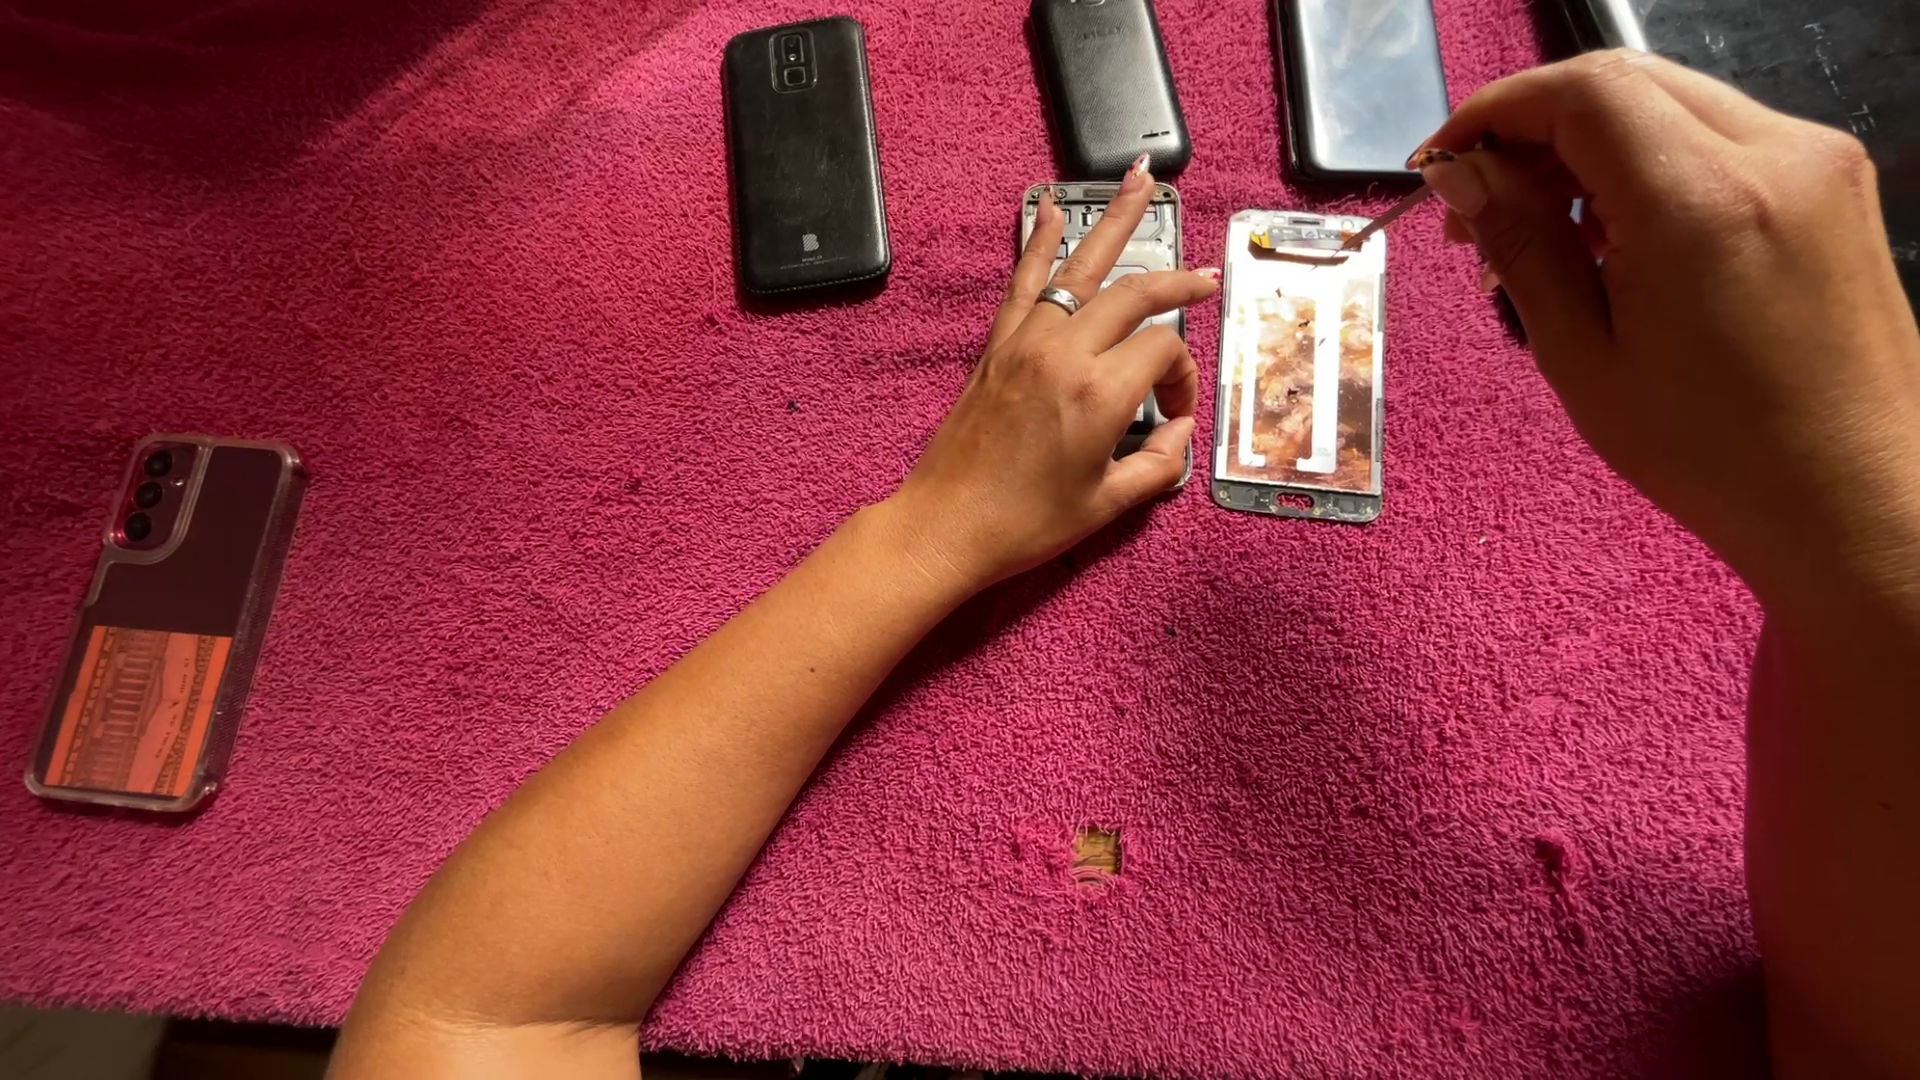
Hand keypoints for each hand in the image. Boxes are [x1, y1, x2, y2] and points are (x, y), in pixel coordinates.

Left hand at [886, 161, 1218, 589]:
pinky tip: (1051, 212)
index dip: (1181, 380)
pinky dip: (1040, 245)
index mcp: (1100, 393)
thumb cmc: (1026, 524)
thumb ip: (1158, 465)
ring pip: (1080, 268)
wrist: (946, 525)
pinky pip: (1023, 283)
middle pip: (1134, 293)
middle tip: (1205, 279)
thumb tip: (1179, 434)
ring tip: (1142, 178)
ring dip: (1115, 222)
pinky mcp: (996, 348)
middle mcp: (1064, 352)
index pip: (1163, 352)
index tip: (1171, 416)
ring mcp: (1025, 343)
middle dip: (1177, 282)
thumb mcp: (1107, 505)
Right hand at [1413, 50, 1919, 613]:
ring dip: (1575, 148)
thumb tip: (1462, 180)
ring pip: (1666, 104)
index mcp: (1702, 201)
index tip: (1435, 164)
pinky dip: (1630, 166)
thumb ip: (1522, 246)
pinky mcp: (1826, 183)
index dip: (1493, 112)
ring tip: (1521, 230)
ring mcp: (1814, 160)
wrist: (1844, 487)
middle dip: (1526, 128)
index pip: (1585, 94)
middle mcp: (1776, 151)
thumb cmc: (1693, 441)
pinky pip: (1707, 139)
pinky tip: (1594, 233)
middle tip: (1468, 207)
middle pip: (1625, 83)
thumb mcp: (1578, 350)